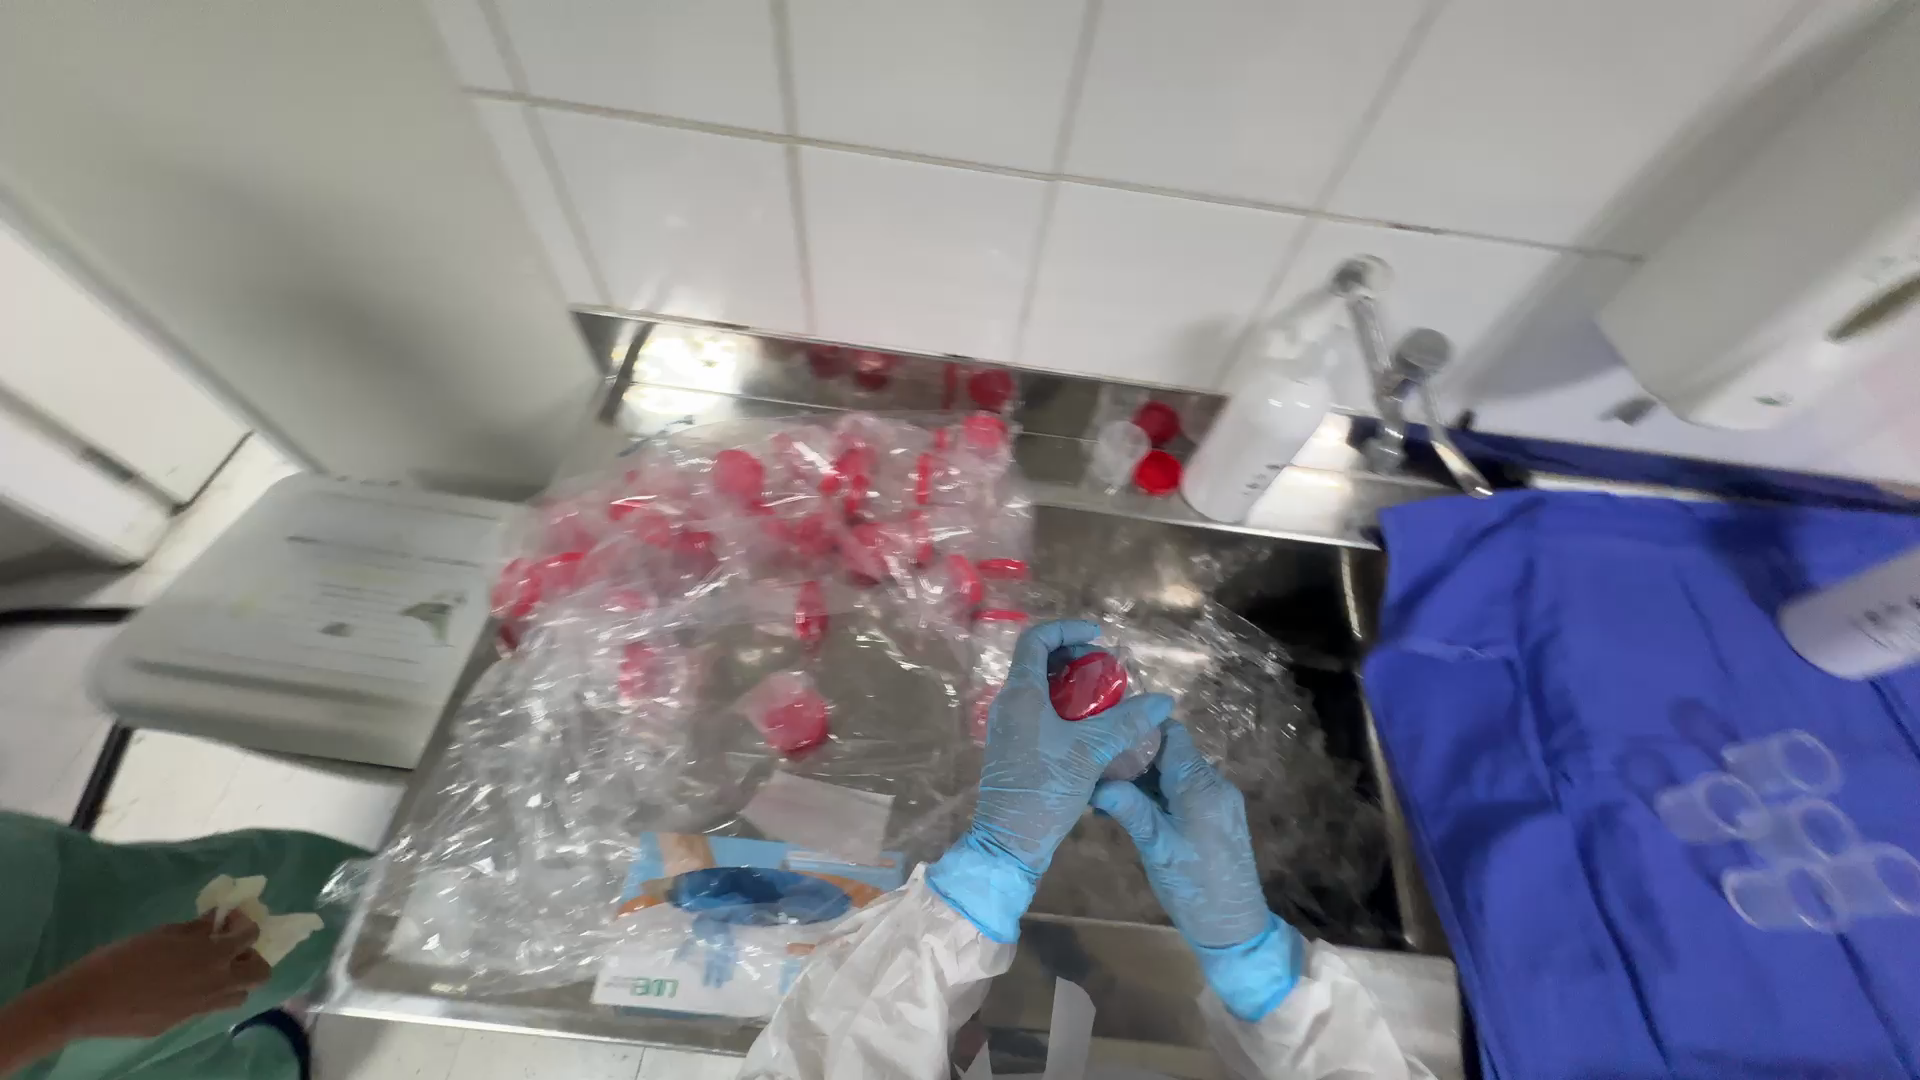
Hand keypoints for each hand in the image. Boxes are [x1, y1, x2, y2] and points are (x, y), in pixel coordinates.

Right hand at [39, 913, 271, 1038]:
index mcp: (216, 956)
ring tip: (213, 970)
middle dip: (253, 957)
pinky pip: (204, 1009)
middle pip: (259, 973)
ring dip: (235, 981)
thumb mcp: (164, 933)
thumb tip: (216, 919)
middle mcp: (216, 983)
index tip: (230, 918)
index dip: (244, 923)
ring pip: (237, 996)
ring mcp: (197, 1008)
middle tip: (231, 949)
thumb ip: (198, 927)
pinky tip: (182, 988)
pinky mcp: (175, 1025)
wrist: (78, 1004)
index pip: (251, 936)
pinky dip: (204, 996)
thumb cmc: (121, 960)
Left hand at [929, 619, 1172, 942]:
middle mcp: (1009, 702)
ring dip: (1071, 684)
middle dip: (1074, 656)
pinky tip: (1093, 726)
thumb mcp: (1090, 752)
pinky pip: (1040, 711)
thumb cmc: (1044, 790)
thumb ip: (1126, 723)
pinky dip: (1065, 707)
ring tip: (1105, 696)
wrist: (1010, 842)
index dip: (1067, 628)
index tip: (1098, 636)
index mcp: (1019, 693)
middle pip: (1039, 660)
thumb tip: (1163, 700)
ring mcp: (1010, 725)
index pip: (1036, 639)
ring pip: (1040, 687)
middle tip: (1106, 669)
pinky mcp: (1015, 746)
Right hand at [1092, 723, 1302, 1021]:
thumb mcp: (1155, 847)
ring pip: (1175, 770)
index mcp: (1199, 785)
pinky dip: (1160, 792)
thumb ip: (1129, 808)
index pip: (1170, 733)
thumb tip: (1096, 780)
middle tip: (1100, 770)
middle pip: (1171, 750)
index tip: (1107, 738)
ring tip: (1110, 791)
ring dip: (1145, 777)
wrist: (1236, 930)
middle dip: (1135, 756)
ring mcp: (1219, 799)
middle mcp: (1214, 783)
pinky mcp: (1218, 815)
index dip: (1139, 729)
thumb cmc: (1194, 888)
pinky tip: (1134, 809)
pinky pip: (1185, 789)